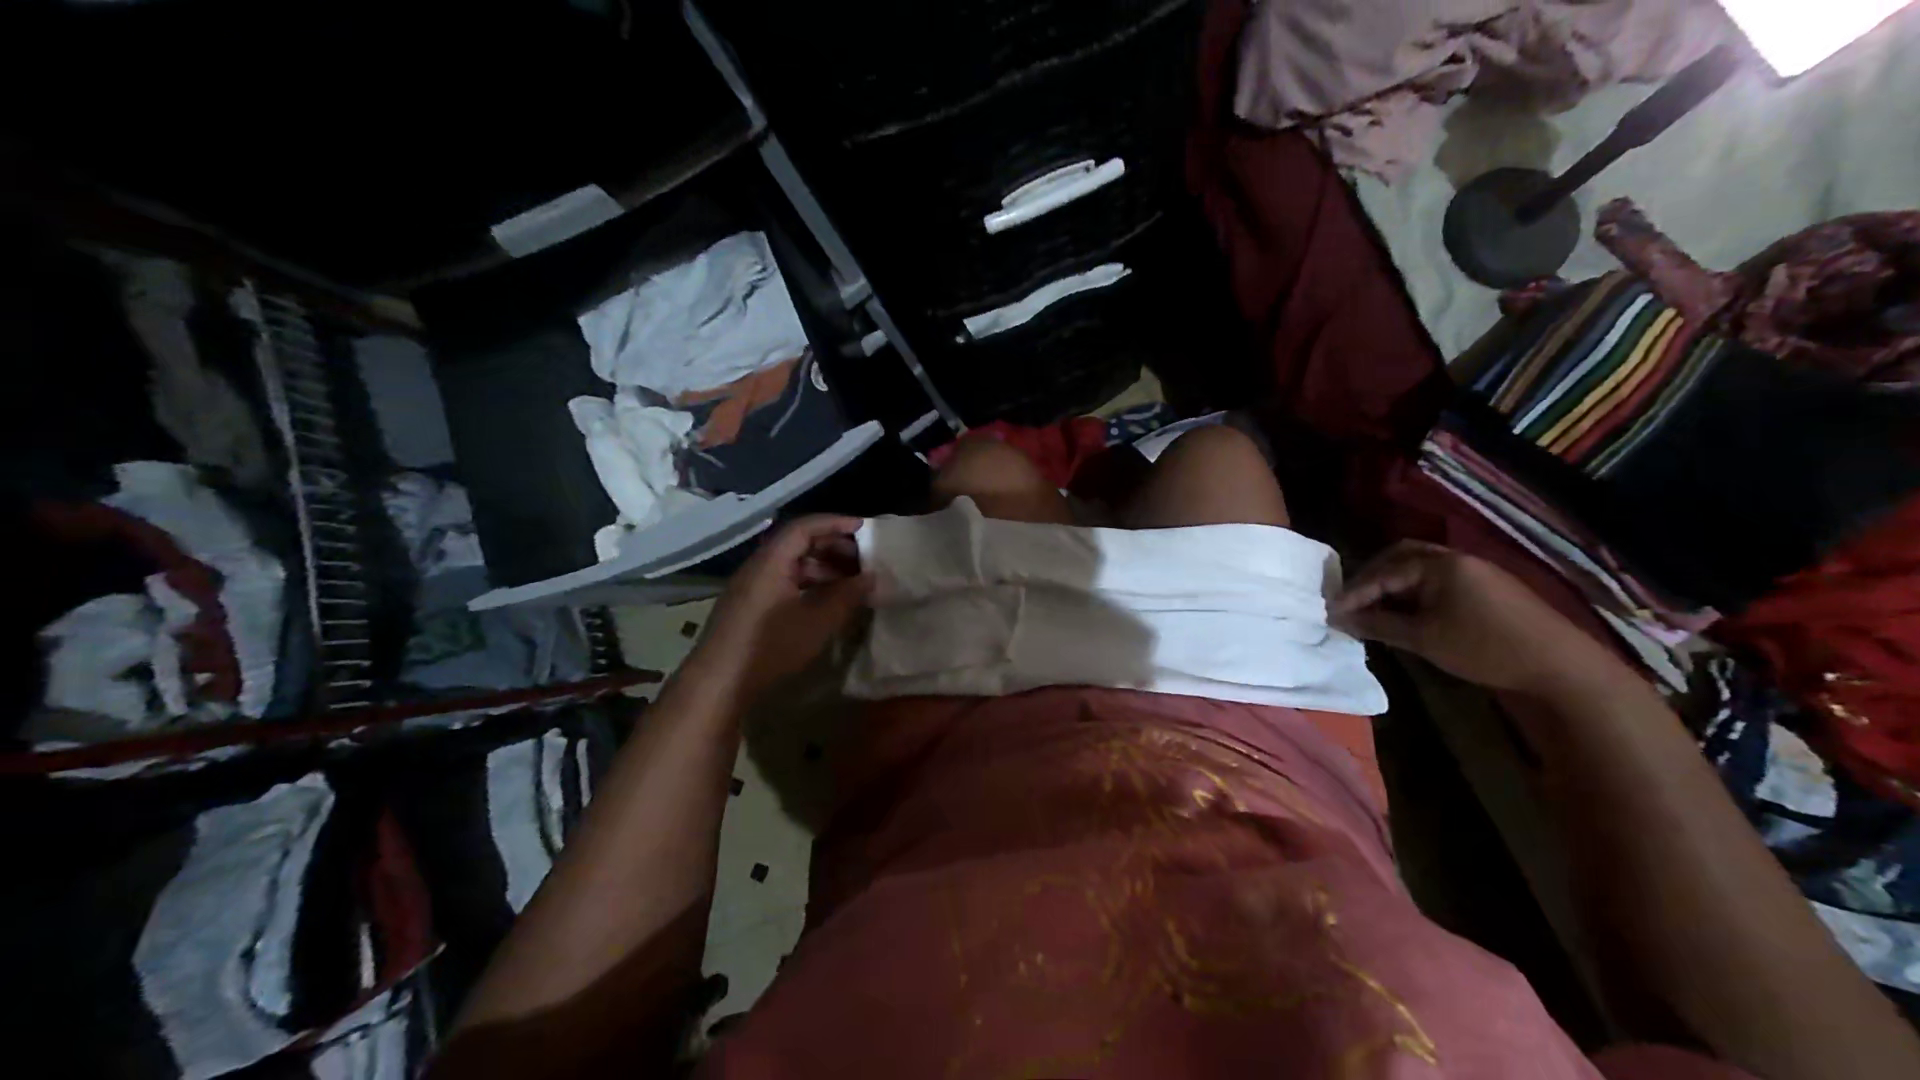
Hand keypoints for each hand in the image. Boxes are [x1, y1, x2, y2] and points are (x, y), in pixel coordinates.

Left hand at [688, 515, 870, 701]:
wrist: (719, 682)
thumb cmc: (771, 646)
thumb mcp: (818, 622)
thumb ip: (847, 596)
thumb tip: (871, 578)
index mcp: (772, 561)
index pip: (805, 527)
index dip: (835, 523)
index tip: (863, 529)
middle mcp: (758, 566)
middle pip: (797, 543)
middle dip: (832, 547)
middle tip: (862, 559)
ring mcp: (750, 586)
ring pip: (791, 564)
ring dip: (822, 568)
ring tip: (849, 583)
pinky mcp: (748, 605)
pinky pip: (783, 581)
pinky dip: (808, 583)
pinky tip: (825, 601)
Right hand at [1331, 540, 1630, 695]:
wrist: (1561, 666)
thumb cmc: (1485, 648)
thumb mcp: (1423, 639)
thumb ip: (1378, 625)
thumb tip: (1340, 619)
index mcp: (1440, 564)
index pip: (1383, 572)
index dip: (1354, 593)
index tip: (1330, 611)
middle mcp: (1457, 557)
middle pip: (1401, 555)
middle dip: (1372, 576)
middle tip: (1352, 600)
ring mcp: (1476, 569)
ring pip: (1421, 565)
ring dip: (1394, 581)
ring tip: (1376, 605)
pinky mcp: (1489, 586)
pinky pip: (1439, 576)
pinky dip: (1415, 588)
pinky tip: (1410, 610)